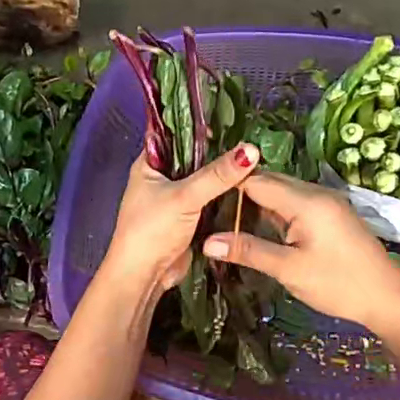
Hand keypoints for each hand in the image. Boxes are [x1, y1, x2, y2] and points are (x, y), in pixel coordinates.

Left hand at [99, 141, 261, 295]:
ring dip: (224, 177)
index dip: (200, 127)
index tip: (230, 123)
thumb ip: (218, 175)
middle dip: (219, 154)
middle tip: (250, 145)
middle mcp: (162, 178)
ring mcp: (176, 199)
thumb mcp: (185, 196)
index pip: (176, 134)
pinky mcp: (189, 218)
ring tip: (256, 163)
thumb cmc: (152, 229)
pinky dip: (225, 197)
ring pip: (204, 181)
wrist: (144, 275)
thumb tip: (251, 150)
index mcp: (150, 164)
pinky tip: (247, 189)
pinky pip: (210, 201)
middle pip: (195, 158)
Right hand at [201, 172, 399, 330]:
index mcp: (306, 201)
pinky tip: (260, 229)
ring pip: (283, 194)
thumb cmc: (338, 283)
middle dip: (241, 195)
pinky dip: (276, 213)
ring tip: (228, 221)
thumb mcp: (289, 269)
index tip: (203, 202)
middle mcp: (316, 193)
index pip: (257, 181)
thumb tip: (207, 242)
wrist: (387, 297)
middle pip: (270, 183)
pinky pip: (297, 204)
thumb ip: (249, 251)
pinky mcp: (332, 216)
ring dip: (258, 204)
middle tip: (210, 213)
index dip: (229, 188)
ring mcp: (327, 203)